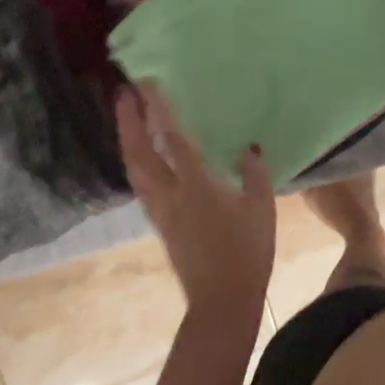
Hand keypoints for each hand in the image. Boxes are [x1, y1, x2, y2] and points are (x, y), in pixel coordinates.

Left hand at [116, 83, 275, 322]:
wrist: (222, 300)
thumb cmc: (248, 254)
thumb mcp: (262, 210)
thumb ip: (255, 175)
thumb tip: (248, 148)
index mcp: (197, 187)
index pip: (173, 140)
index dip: (158, 110)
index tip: (147, 84)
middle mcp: (170, 195)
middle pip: (140, 153)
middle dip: (128, 122)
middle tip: (123, 94)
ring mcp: (160, 212)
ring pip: (134, 170)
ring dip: (127, 141)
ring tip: (125, 119)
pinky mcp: (160, 225)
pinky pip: (141, 186)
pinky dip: (136, 164)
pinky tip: (139, 159)